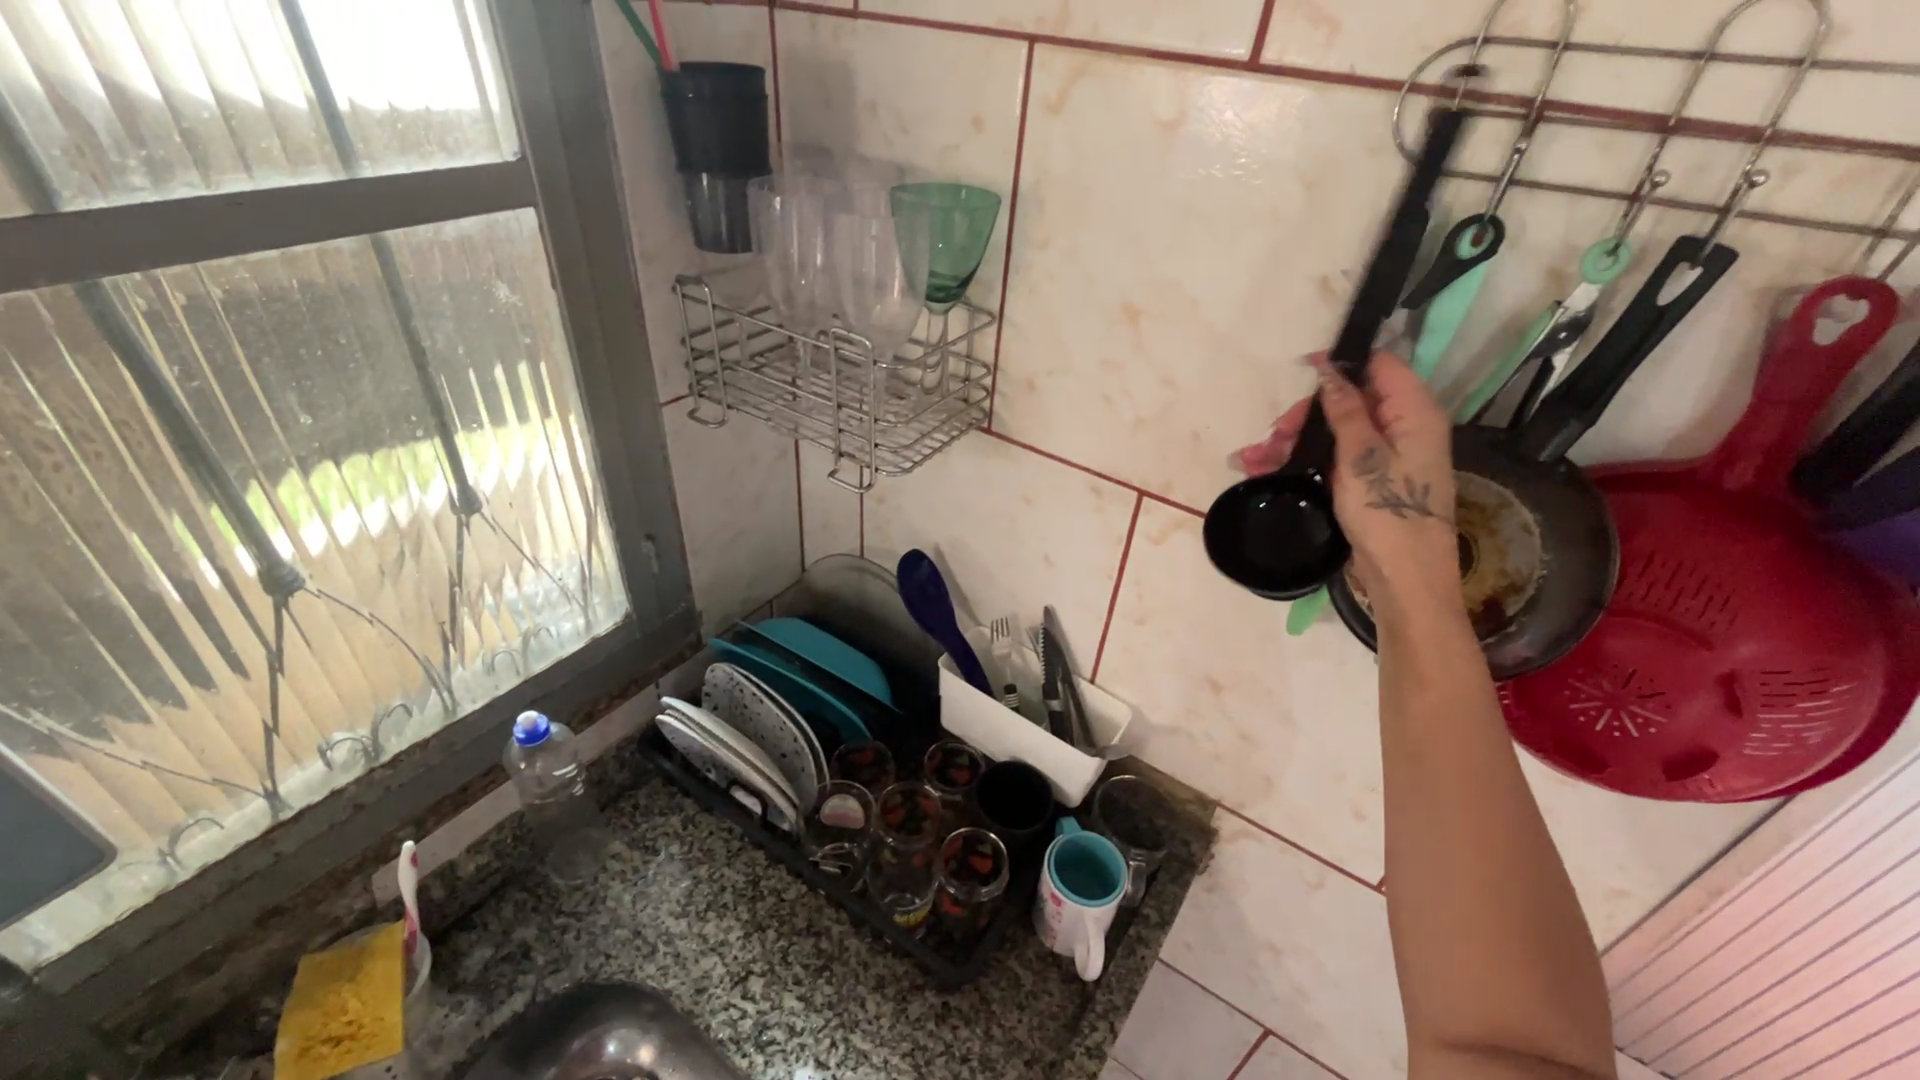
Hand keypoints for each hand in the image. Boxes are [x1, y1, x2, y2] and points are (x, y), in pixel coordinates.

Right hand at [1237, 352, 1458, 608]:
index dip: (1342, 364)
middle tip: (1274, 434)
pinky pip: (1334, 458)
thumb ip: (1345, 410)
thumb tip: (1330, 370)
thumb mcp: (1362, 457)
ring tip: (1253, 460)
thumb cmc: (1388, 513)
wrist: (1405, 577)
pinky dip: (1304, 462)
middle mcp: (1403, 428)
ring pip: (1335, 432)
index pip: (1381, 366)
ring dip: (1294, 441)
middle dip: (1307, 414)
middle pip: (1350, 400)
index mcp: (1413, 413)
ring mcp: (1386, 456)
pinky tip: (1265, 471)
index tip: (1301, 373)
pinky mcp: (1369, 481)